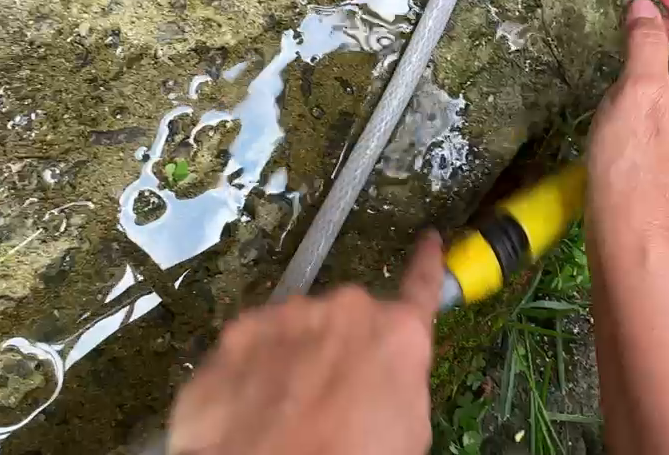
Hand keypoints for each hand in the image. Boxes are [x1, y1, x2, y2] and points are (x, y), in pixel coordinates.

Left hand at [166, 233, 444, 454]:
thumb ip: (402, 380)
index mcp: (397, 332)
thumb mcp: (407, 430)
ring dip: (296, 356)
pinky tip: (247, 407)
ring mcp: (290, 313)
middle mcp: (347, 306)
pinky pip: (254, 343)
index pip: (422, 285)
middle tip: (330, 397)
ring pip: (299, 329)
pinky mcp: (239, 331)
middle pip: (349, 319)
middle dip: (341, 348)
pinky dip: (252, 369)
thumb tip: (387, 373)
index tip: (429, 238)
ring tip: (283, 410)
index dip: (427, 261)